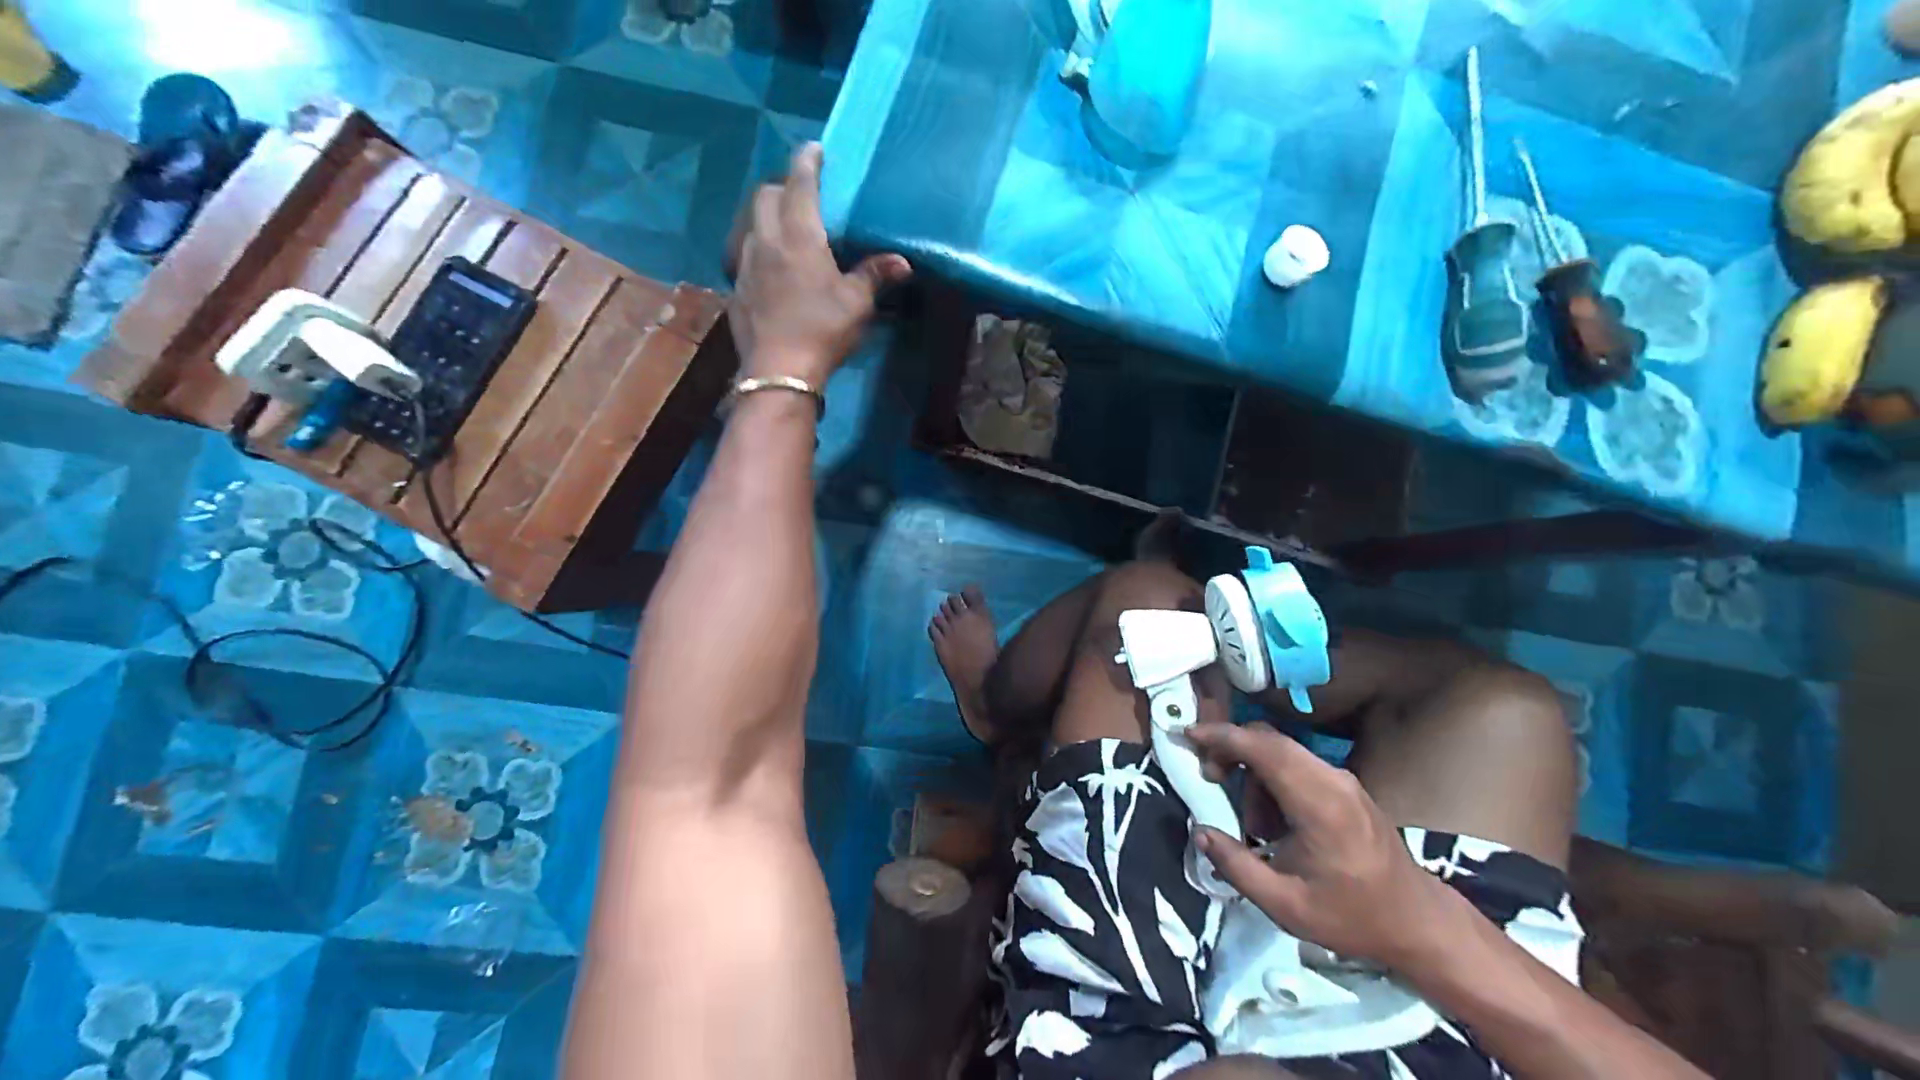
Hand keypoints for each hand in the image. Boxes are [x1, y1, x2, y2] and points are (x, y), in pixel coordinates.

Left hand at [727, 142, 911, 385]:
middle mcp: (767, 240)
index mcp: (799, 235)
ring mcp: (746, 264)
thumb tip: (902, 261)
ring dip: (767, 216)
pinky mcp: (737, 288)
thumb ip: (875, 275)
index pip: (799, 184)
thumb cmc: (823, 330)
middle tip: (802, 193)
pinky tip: (771, 267)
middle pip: (766, 195)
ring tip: (785, 228)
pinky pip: (745, 254)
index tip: (815, 149)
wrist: (779, 371)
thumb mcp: (857, 303)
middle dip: (783, 186)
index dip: (807, 162)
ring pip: (751, 224)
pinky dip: (759, 248)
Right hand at [1187, 722, 1459, 968]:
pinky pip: (1298, 766)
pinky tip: (1274, 823)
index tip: (1188, 734)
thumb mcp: (1286, 905)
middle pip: (1270, 741)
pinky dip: (1273, 780)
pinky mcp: (1346, 787)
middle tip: (1209, 778)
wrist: (1419, 924)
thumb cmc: (1353, 916)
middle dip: (1231, 749)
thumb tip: (1200, 832)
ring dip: (1254, 773)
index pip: (1263, 749)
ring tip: (1252, 824)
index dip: (1222, 737)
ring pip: (1282, 752)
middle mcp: (1332, 780)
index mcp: (1319, 804)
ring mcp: (1343, 781)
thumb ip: (1237, 866)